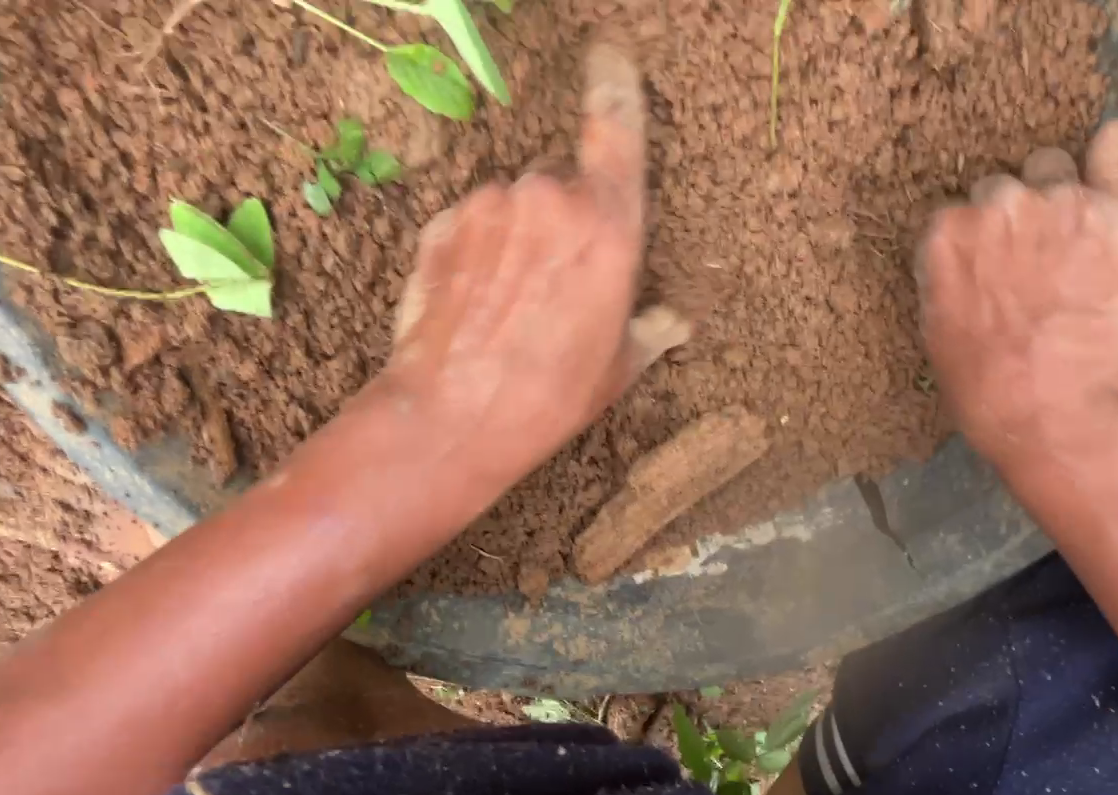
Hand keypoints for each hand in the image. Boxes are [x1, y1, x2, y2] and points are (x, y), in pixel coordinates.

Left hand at [380, 45, 651, 482]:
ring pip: (514, 206)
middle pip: (562, 186)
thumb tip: (674, 324)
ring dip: (518, 240)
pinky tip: (479, 302)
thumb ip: (649, 332)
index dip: (616, 87)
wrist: (457, 415)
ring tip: (513, 306)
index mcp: (609, 227)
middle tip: (556, 287)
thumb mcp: (618, 368)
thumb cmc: (554, 395)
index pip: (617, 129)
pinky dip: (480, 250)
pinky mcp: (443, 224)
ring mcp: (490, 206)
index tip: (609, 58)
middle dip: (563, 224)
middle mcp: (550, 198)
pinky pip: (474, 223)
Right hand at [916, 121, 1117, 482]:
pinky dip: (1116, 155)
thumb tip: (964, 266)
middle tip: (1032, 265)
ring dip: (1059, 196)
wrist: (1055, 406)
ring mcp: (1057, 200)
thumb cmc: (986, 388)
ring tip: (1073, 240)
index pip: (956, 217)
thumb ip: (948, 281)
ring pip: (1054, 168)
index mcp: (944, 237)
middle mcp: (996, 204)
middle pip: (1002, 190)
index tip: (988, 273)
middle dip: (1013, 221)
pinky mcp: (1114, 207)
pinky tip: (1114, 170)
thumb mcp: (938, 335)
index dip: (974, 247)